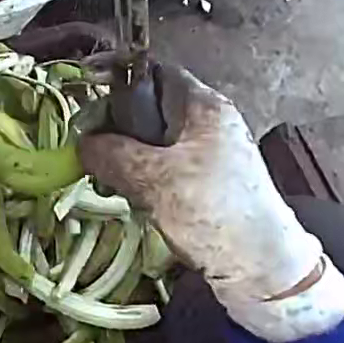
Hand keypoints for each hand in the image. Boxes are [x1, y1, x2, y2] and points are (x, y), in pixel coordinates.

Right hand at [80, 69, 343, 341]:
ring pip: (147, 140)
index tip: (86, 91)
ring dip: (121, 155)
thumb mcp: (155, 178)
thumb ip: (112, 153)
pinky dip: (136, 176)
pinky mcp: (199, 182)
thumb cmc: (214, 213)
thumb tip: (81, 142)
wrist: (261, 270)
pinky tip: (125, 195)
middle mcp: (205, 123)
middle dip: (113, 124)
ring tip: (106, 177)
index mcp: (203, 107)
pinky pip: (156, 166)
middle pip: (145, 107)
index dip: (117, 77)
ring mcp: (203, 154)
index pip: (152, 72)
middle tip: (90, 146)